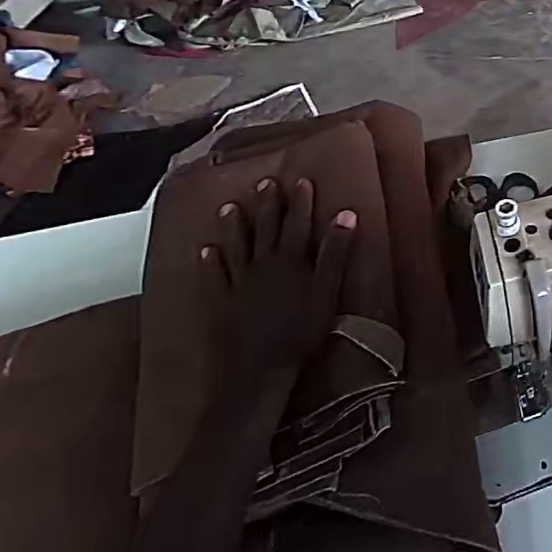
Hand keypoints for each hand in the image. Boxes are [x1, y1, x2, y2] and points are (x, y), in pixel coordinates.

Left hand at [200, 177, 355, 385]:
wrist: (257, 371)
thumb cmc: (299, 333)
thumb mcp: (327, 293)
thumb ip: (336, 254)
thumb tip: (346, 215)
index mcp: (290, 261)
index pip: (297, 223)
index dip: (301, 202)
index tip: (301, 180)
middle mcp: (262, 264)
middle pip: (265, 228)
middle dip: (267, 204)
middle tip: (264, 182)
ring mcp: (238, 282)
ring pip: (235, 246)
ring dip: (233, 225)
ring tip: (228, 206)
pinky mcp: (221, 302)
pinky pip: (213, 277)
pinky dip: (209, 262)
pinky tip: (205, 251)